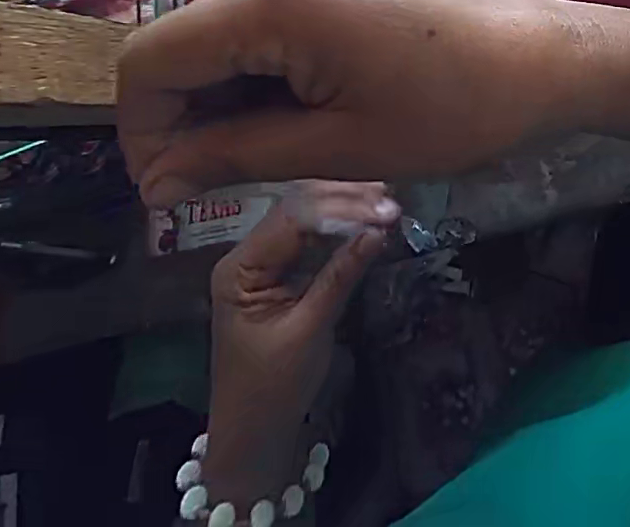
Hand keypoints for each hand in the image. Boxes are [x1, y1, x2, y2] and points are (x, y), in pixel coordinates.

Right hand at [118, 0, 576, 206]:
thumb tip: (158, 181)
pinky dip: (262, 71)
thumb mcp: (337, 146)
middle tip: (222, 182)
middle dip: (188, 118)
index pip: (153, 58)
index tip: (171, 190)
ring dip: (228, 97)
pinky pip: (265, 21)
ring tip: (272, 149)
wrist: (533, 56)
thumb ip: (234, 156)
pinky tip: (296, 109)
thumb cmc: (451, 109)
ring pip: (225, 34)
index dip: (144, 131)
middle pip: (187, 43)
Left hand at [202, 191, 390, 504]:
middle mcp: (248, 253)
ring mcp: (265, 259)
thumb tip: (377, 231)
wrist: (253, 435)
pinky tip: (368, 217)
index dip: (339, 207)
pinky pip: (313, 237)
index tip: (382, 207)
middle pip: (298, 209)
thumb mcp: (309, 331)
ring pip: (308, 217)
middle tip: (390, 195)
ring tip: (386, 198)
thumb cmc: (273, 390)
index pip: (291, 219)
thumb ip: (340, 276)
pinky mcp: (283, 269)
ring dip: (347, 207)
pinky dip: (343, 226)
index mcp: (240, 267)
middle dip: (345, 199)